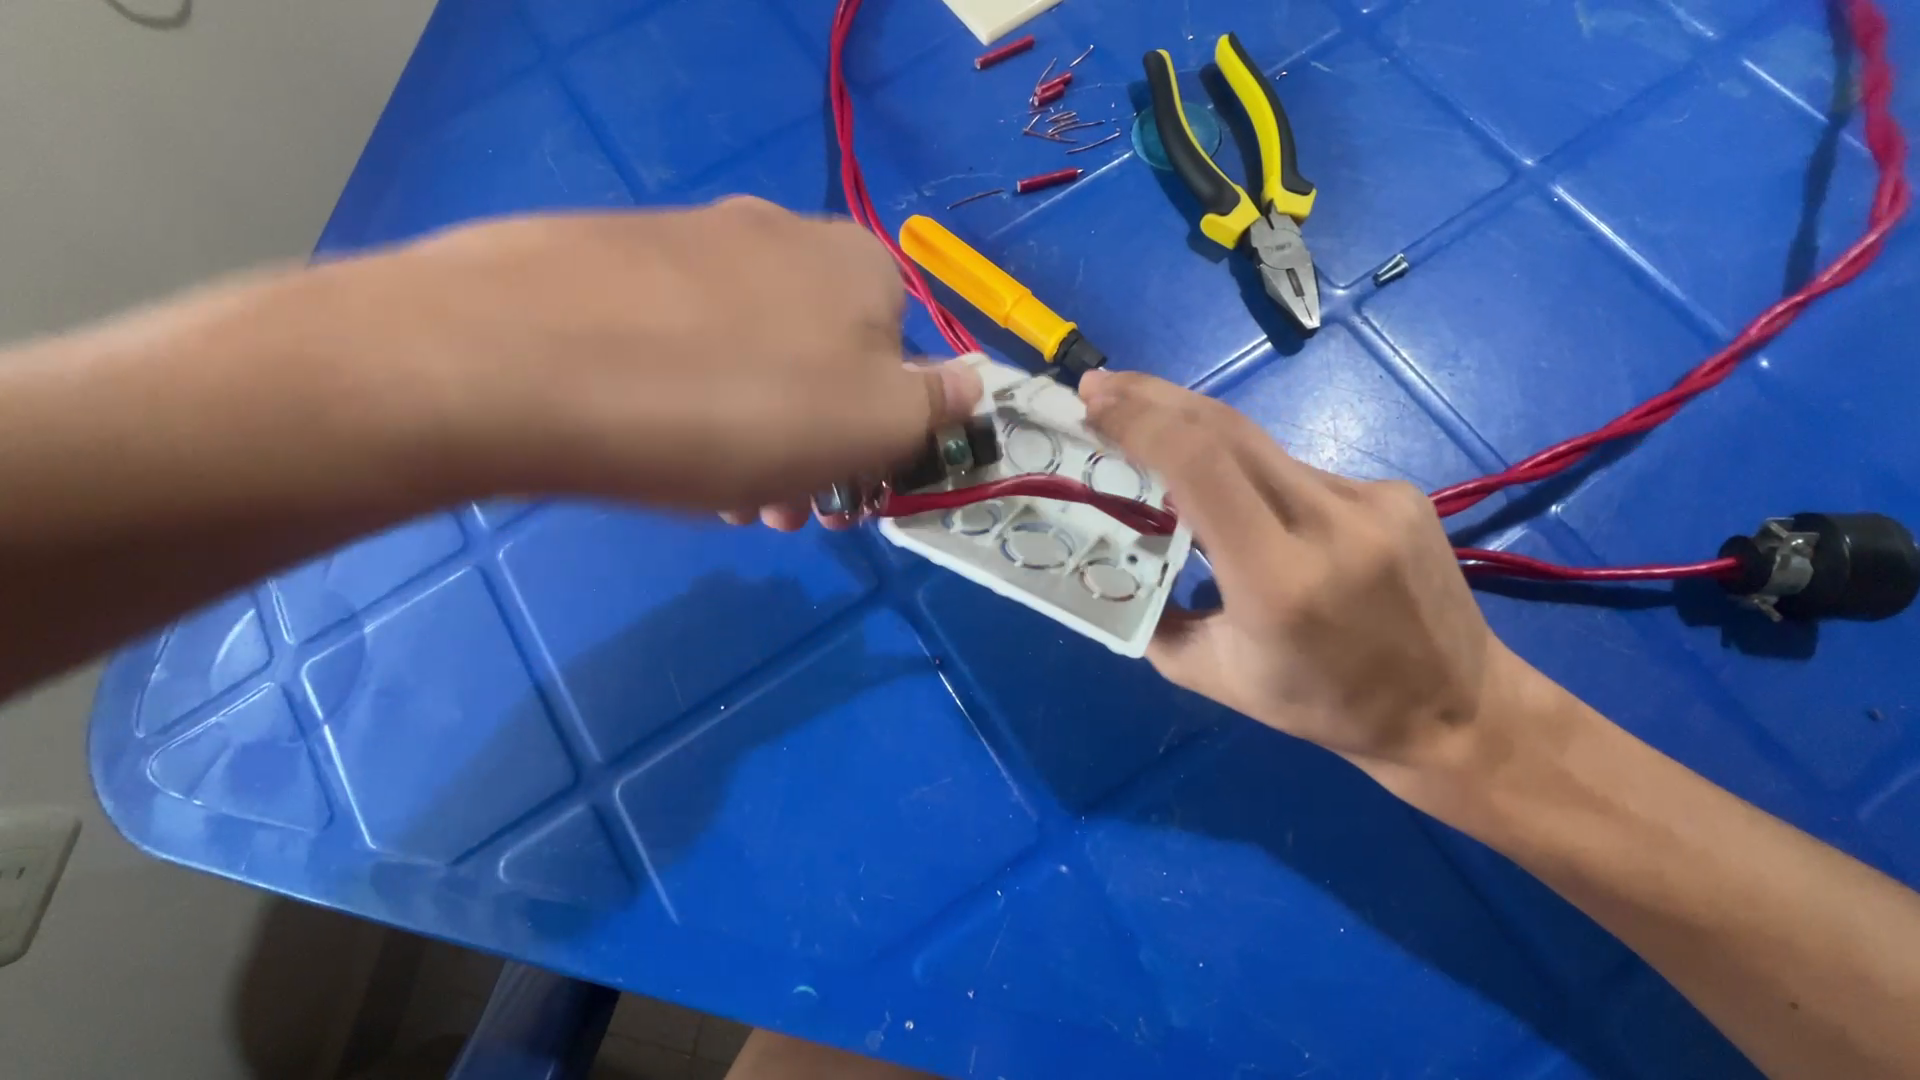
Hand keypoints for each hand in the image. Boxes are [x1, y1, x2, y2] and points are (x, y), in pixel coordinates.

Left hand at [308, 198, 978, 525]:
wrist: (517, 362)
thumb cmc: (731, 407)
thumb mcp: (872, 426)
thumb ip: (937, 409)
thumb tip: (968, 386)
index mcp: (860, 265)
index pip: (907, 360)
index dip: (885, 440)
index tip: (847, 495)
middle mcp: (782, 235)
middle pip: (825, 362)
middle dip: (814, 446)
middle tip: (772, 509)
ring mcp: (690, 243)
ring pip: (753, 360)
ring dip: (753, 434)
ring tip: (709, 493)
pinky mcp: (611, 265)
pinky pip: (680, 346)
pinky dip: (686, 401)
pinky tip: (650, 441)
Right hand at [1079, 370, 1535, 776]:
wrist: (1455, 710)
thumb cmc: (1324, 706)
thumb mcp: (1216, 677)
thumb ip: (1155, 619)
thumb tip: (1112, 562)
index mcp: (1277, 581)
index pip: (1202, 466)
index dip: (1143, 421)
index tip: (1094, 399)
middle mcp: (1330, 524)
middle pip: (1227, 430)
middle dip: (1154, 399)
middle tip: (1101, 388)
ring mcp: (1372, 500)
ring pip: (1261, 448)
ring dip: (1197, 435)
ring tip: (1153, 437)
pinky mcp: (1395, 493)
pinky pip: (1299, 470)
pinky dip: (1253, 474)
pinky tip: (1244, 501)